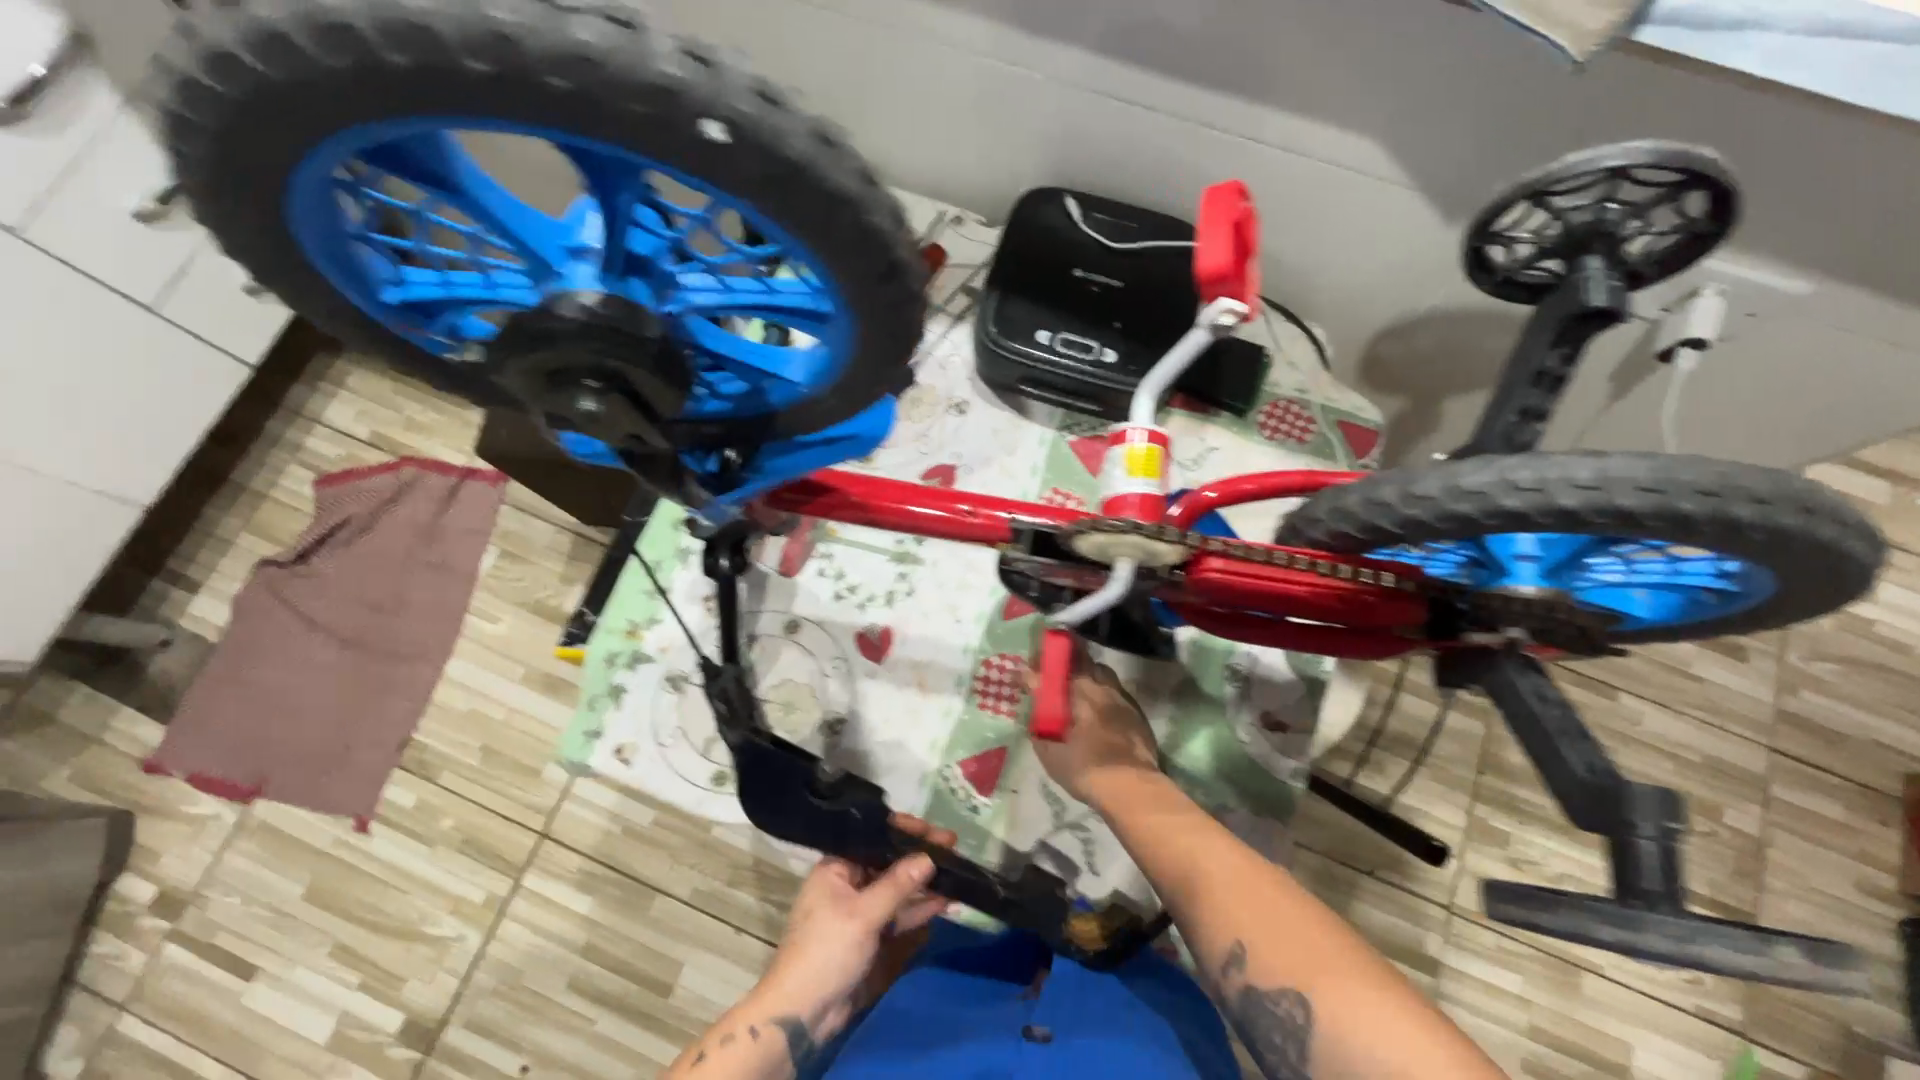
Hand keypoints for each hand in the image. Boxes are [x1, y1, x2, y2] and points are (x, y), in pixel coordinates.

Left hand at [750, 815, 956, 1039]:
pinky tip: (946, 901)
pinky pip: (899, 914)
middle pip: (889, 863)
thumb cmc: (826, 951)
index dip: (903, 831)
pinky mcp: (872, 935)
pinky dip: (920, 908)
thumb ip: (898, 885)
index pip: (873, 839)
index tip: (933, 829)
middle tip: (953, 846)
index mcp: (835, 869)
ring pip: (898, 890)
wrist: (804, 1012)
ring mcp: (861, 911)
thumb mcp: (863, 914)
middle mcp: (848, 884)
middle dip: (919, 856)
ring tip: (958, 871)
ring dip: (925, 883)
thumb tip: (929, 857)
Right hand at [1025, 642, 1159, 804]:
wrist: (1132, 787)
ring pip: (1100, 670)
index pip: (1047, 674)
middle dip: (1063, 660)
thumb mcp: (1052, 757)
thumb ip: (1041, 736)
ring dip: (1087, 670)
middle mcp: (1097, 688)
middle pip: (1079, 660)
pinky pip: (1115, 688)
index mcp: (1075, 696)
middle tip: (1051, 668)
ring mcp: (1119, 696)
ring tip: (1079, 681)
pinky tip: (1100, 703)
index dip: (1033, 672)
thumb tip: (1035, 725)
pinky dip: (1103, 689)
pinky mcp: (1135, 709)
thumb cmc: (1087, 771)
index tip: (1025, 673)